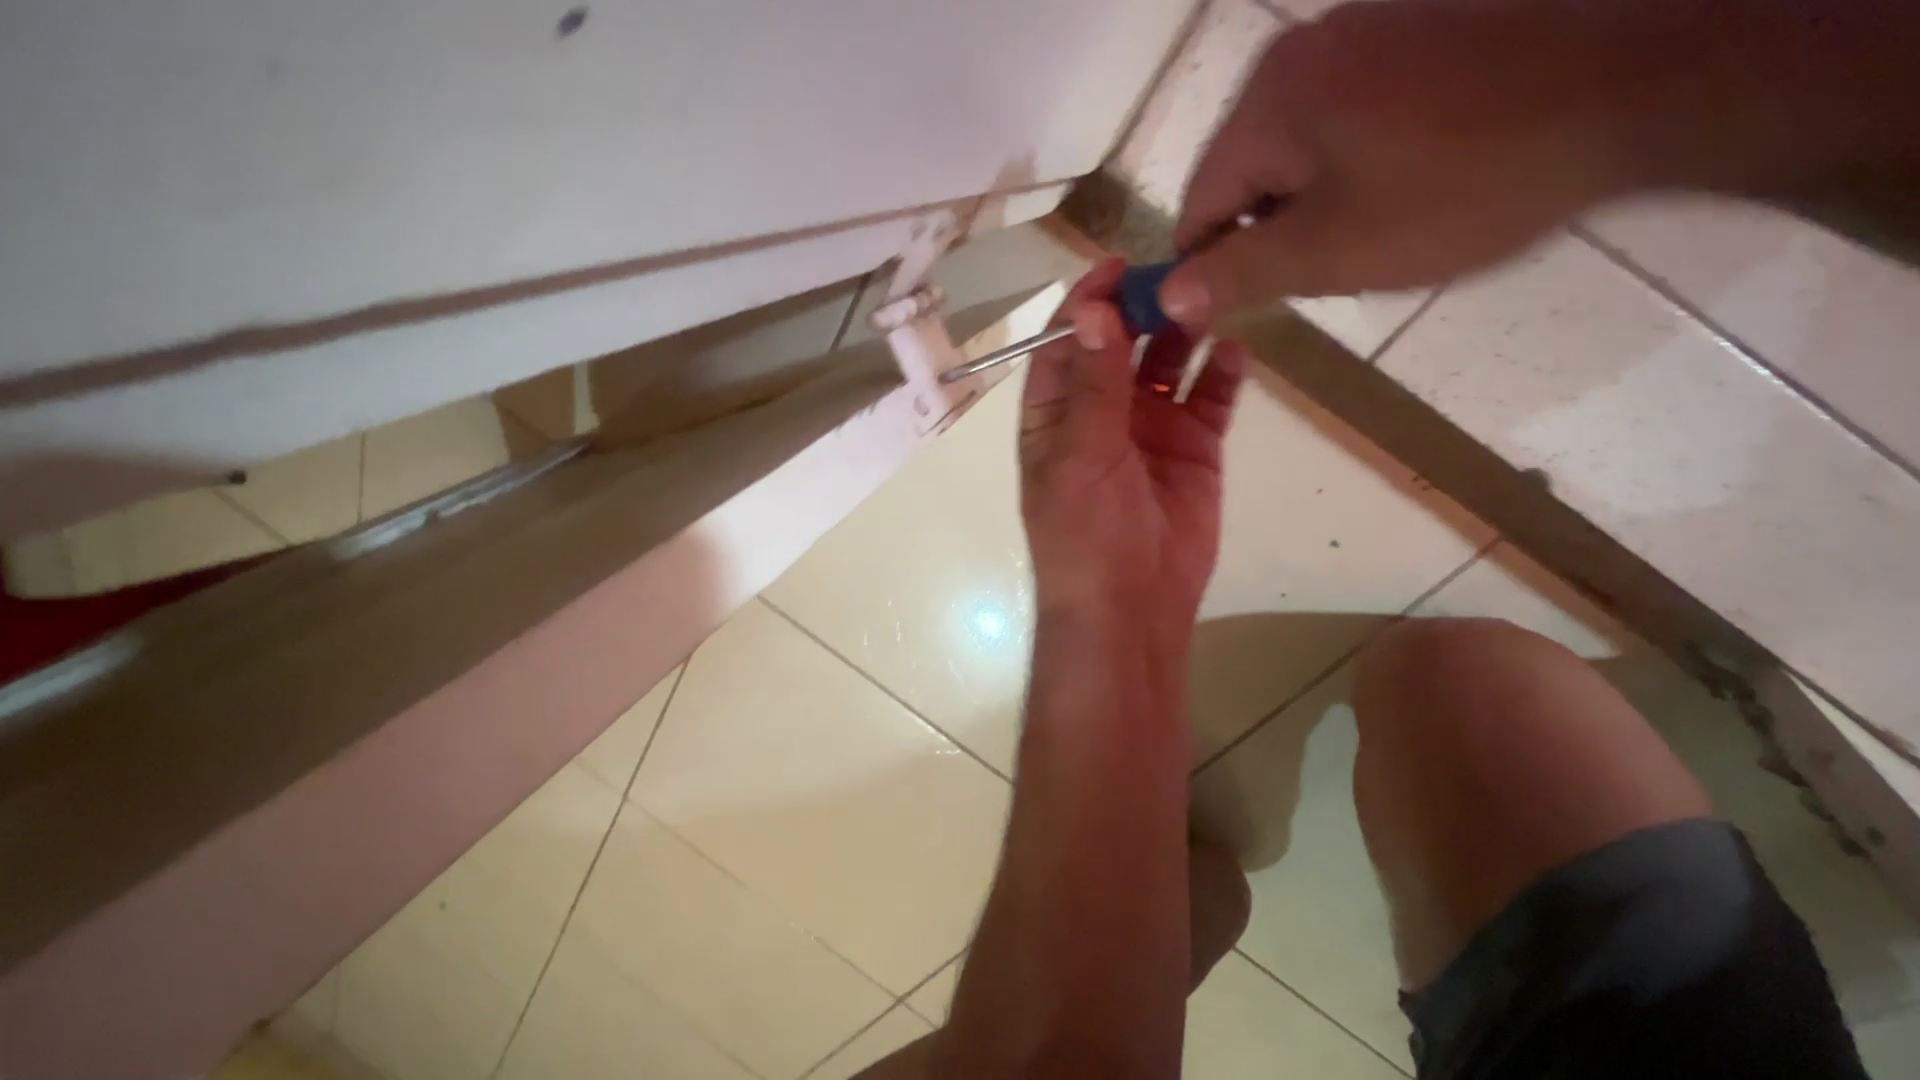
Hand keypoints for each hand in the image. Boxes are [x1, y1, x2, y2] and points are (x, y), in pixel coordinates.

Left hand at [1020, 259, 1246, 638]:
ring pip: (1168, 362)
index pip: (1067, 342)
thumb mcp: (1079, 454)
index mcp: (1056, 412)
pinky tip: (1235, 349)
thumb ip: (1093, 384)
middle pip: (1122, 342)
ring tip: (1211, 297)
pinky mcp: (1195, 447)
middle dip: (1144, 308)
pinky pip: (1210, 398)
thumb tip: (1091, 310)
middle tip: (1180, 273)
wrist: (1129, 605)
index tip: (1118, 265)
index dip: (1088, 303)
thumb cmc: (1084, 532)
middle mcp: (1102, 410)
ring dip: (1185, 331)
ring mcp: (1151, 426)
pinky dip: (1222, 373)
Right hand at [1161, 0, 1645, 326]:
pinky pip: (1361, 110)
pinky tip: (1423, 176)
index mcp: (1269, 104)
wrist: (1643, 79)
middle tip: (1331, 271)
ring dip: (1323, 196)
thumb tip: (1165, 296)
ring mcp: (1369, 28)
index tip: (1243, 306)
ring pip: (1307, 142)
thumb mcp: (1335, 251)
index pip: (1199, 203)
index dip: (1208, 265)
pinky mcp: (1426, 25)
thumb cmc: (1467, 183)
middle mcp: (1304, 53)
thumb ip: (1239, 273)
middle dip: (1275, 229)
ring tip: (1386, 227)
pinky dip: (1368, 156)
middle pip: (1251, 169)